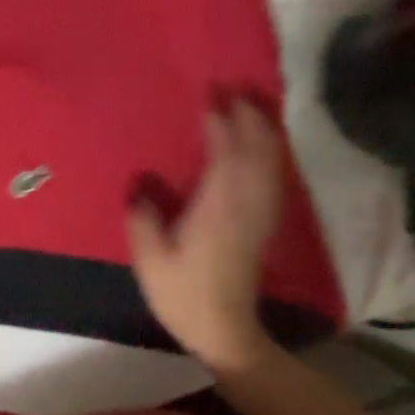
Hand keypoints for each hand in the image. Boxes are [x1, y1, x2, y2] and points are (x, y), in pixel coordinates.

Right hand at [126, 101, 283, 371]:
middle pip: (257, 146)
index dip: (219, 119)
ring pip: (271, 158)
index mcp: (218, 206)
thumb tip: (139, 184)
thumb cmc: (183, 295)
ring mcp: (261, 212)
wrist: (224, 329)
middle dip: (248, 113)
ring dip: (264, 128)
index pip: (225, 150)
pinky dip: (271, 151)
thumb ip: (143, 217)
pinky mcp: (266, 222)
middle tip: (234, 85)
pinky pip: (274, 175)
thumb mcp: (150, 259)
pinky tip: (263, 144)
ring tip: (252, 103)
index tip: (210, 92)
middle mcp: (246, 202)